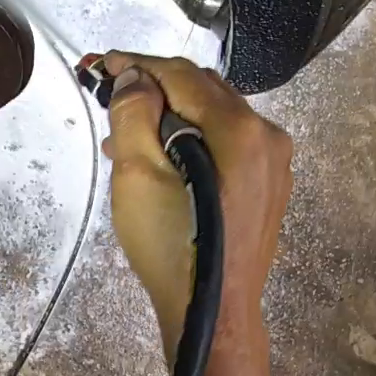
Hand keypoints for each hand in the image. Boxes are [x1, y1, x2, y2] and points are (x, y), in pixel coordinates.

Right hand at [99, 52, 293, 355]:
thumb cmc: (171, 248)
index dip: (136, 63)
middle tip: (109, 98)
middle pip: (202, 91)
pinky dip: (191, 141)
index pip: (181, 75)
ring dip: (169, 117)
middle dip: (153, 89)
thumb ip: (133, 114)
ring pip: (214, 118)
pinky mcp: (268, 186)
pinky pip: (226, 146)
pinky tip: (162, 160)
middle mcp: (267, 136)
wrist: (212, 312)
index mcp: (240, 129)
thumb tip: (133, 78)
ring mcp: (274, 163)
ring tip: (125, 137)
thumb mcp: (137, 176)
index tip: (101, 63)